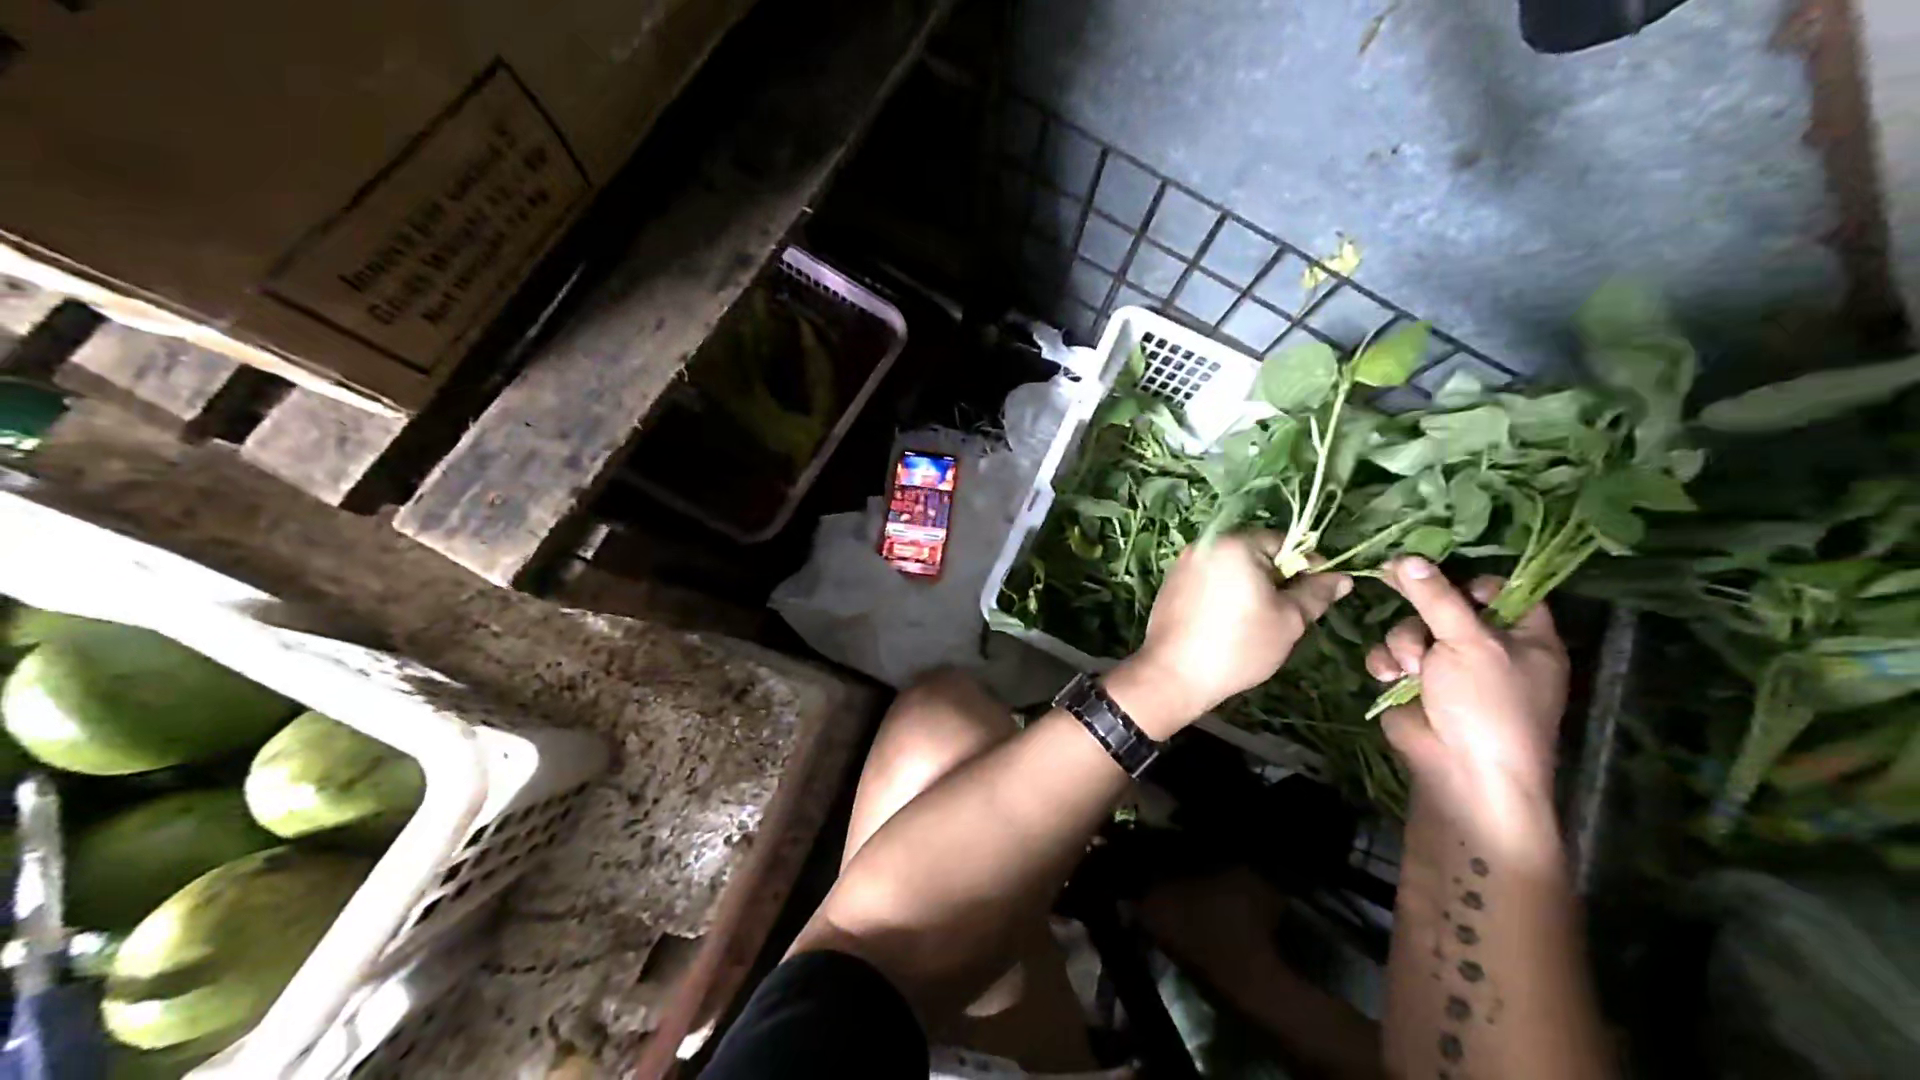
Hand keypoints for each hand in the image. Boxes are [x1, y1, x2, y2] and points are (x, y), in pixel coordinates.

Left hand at [1111, 531, 1349, 734]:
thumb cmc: (1238, 646)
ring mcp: (1184, 564)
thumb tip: (1341, 578)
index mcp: (1234, 544)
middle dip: (1277, 578)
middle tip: (1288, 612)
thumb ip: (1316, 593)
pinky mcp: (1172, 584)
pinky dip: (1226, 593)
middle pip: (1255, 553)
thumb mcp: (1288, 620)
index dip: (1306, 566)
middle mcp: (1204, 545)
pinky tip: (1230, 623)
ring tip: (1259, 621)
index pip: (1283, 542)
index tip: (1318, 593)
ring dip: (1252, 587)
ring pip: (1232, 568)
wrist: (1173, 674)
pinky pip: (1210, 579)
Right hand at [1367, 557, 1568, 849]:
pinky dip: (1386, 663)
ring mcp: (1447, 667)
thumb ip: (1437, 597)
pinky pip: (1391, 656)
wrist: (1462, 771)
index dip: (1471, 579)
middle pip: (1445, 605)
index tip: (1438, 569)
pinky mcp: (1414, 684)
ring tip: (1409, 668)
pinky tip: (1388, 677)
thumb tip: (1406, 557)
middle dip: (1420, 606)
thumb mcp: (1468, 642)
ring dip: (1402, 643)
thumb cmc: (1488, 704)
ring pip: (1411, 629)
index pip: (1503, 591)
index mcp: (1524, 637)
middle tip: (1388, 576)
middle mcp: (1486, 648)